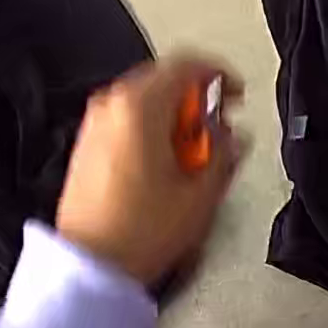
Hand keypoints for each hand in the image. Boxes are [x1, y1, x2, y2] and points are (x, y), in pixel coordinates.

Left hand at [56, 55, 243, 287]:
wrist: (95, 261)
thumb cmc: (140, 231)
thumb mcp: (203, 193)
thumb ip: (225, 154)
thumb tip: (233, 136)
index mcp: (140, 108)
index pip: (186, 65)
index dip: (219, 76)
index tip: (236, 94)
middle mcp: (112, 107)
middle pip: (165, 82)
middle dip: (200, 104)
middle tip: (223, 131)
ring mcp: (96, 125)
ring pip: (149, 104)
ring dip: (180, 121)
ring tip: (200, 157)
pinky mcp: (90, 146)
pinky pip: (131, 123)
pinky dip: (157, 133)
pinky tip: (173, 167)